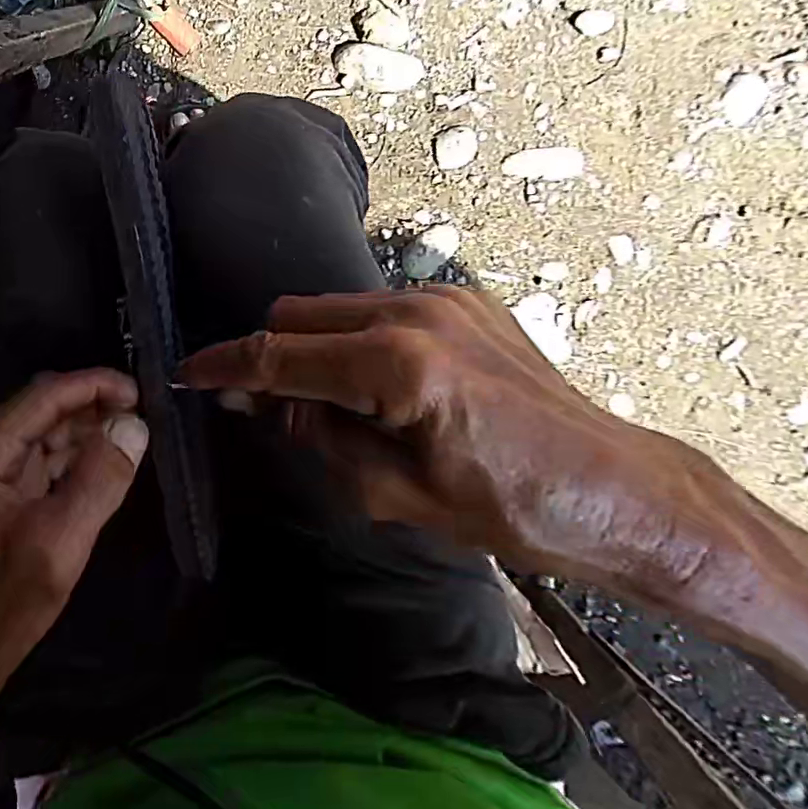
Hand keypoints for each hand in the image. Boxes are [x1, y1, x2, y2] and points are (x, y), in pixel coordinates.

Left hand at [0, 369, 148, 760]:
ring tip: (135, 434)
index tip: (140, 391)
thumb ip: (99, 480)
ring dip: (89, 429)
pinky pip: (46, 458)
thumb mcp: (60, 543)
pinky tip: (109, 460)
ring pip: (48, 431)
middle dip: (94, 405)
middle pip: (45, 408)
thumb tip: (134, 425)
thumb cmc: (5, 604)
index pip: (44, 396)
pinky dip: (78, 455)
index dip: (93, 385)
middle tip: (144, 416)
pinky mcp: (5, 492)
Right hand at [179, 288, 721, 596]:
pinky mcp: (459, 299)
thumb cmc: (511, 510)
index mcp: (397, 368)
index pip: (277, 356)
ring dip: (307, 347)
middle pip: (292, 314)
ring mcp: (440, 298)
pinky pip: (369, 308)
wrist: (622, 490)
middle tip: (265, 407)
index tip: (185, 373)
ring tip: (332, 402)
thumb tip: (256, 399)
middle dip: (266, 356)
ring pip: (327, 306)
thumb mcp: (390, 491)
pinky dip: (347, 339)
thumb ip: (313, 433)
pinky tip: (373, 383)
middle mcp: (413, 314)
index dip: (222, 367)